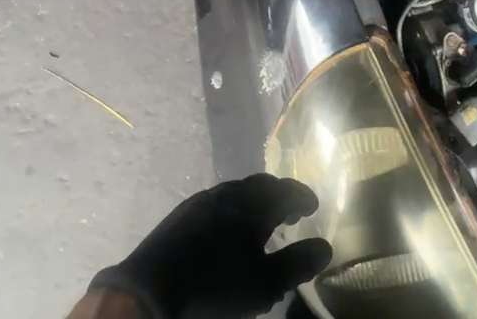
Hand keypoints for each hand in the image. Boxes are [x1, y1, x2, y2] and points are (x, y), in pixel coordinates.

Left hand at [90, 174, 333, 318]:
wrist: (150, 290)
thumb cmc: (215, 286)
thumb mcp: (265, 284)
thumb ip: (298, 264)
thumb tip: (325, 247)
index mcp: (253, 203)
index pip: (287, 190)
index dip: (303, 198)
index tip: (313, 208)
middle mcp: (228, 193)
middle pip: (260, 186)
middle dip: (279, 198)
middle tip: (290, 216)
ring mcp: (200, 202)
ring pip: (236, 194)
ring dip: (253, 204)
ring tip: (259, 226)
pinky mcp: (180, 216)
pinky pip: (216, 205)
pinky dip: (231, 212)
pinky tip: (226, 233)